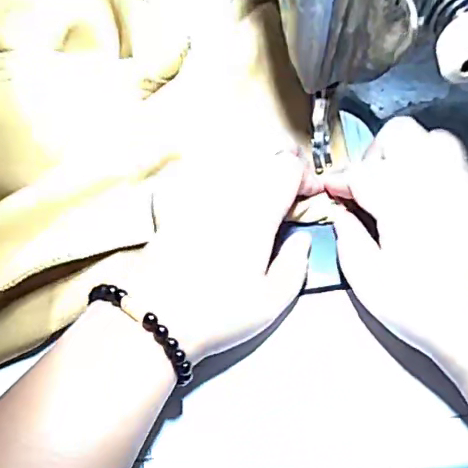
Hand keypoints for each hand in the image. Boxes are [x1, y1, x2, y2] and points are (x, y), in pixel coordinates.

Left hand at [127, 146, 318, 361]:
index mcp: (257, 211)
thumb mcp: (271, 302)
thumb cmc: (216, 314)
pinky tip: (217, 194)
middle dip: (282, 164)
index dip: (306, 179)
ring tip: (258, 190)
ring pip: (231, 154)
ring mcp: (195, 192)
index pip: (290, 166)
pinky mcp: (170, 202)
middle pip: (261, 150)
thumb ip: (296, 265)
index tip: (310, 198)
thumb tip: (302, 240)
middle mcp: (227, 191)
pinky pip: (196, 169)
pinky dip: (214, 173)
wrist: (157, 317)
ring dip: (251, 164)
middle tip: (289, 190)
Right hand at [324, 117, 467, 374]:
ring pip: (434, 141)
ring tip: (400, 190)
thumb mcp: (370, 283)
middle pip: (400, 134)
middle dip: (376, 154)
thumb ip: (349, 241)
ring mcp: (467, 182)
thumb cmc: (425, 309)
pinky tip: (429, 206)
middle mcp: (437, 176)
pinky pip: (458, 166)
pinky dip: (436, 174)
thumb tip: (343, 216)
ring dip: (410, 156)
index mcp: (401, 196)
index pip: (362, 170)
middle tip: (367, 186)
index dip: (341, 179)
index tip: (333, 190)